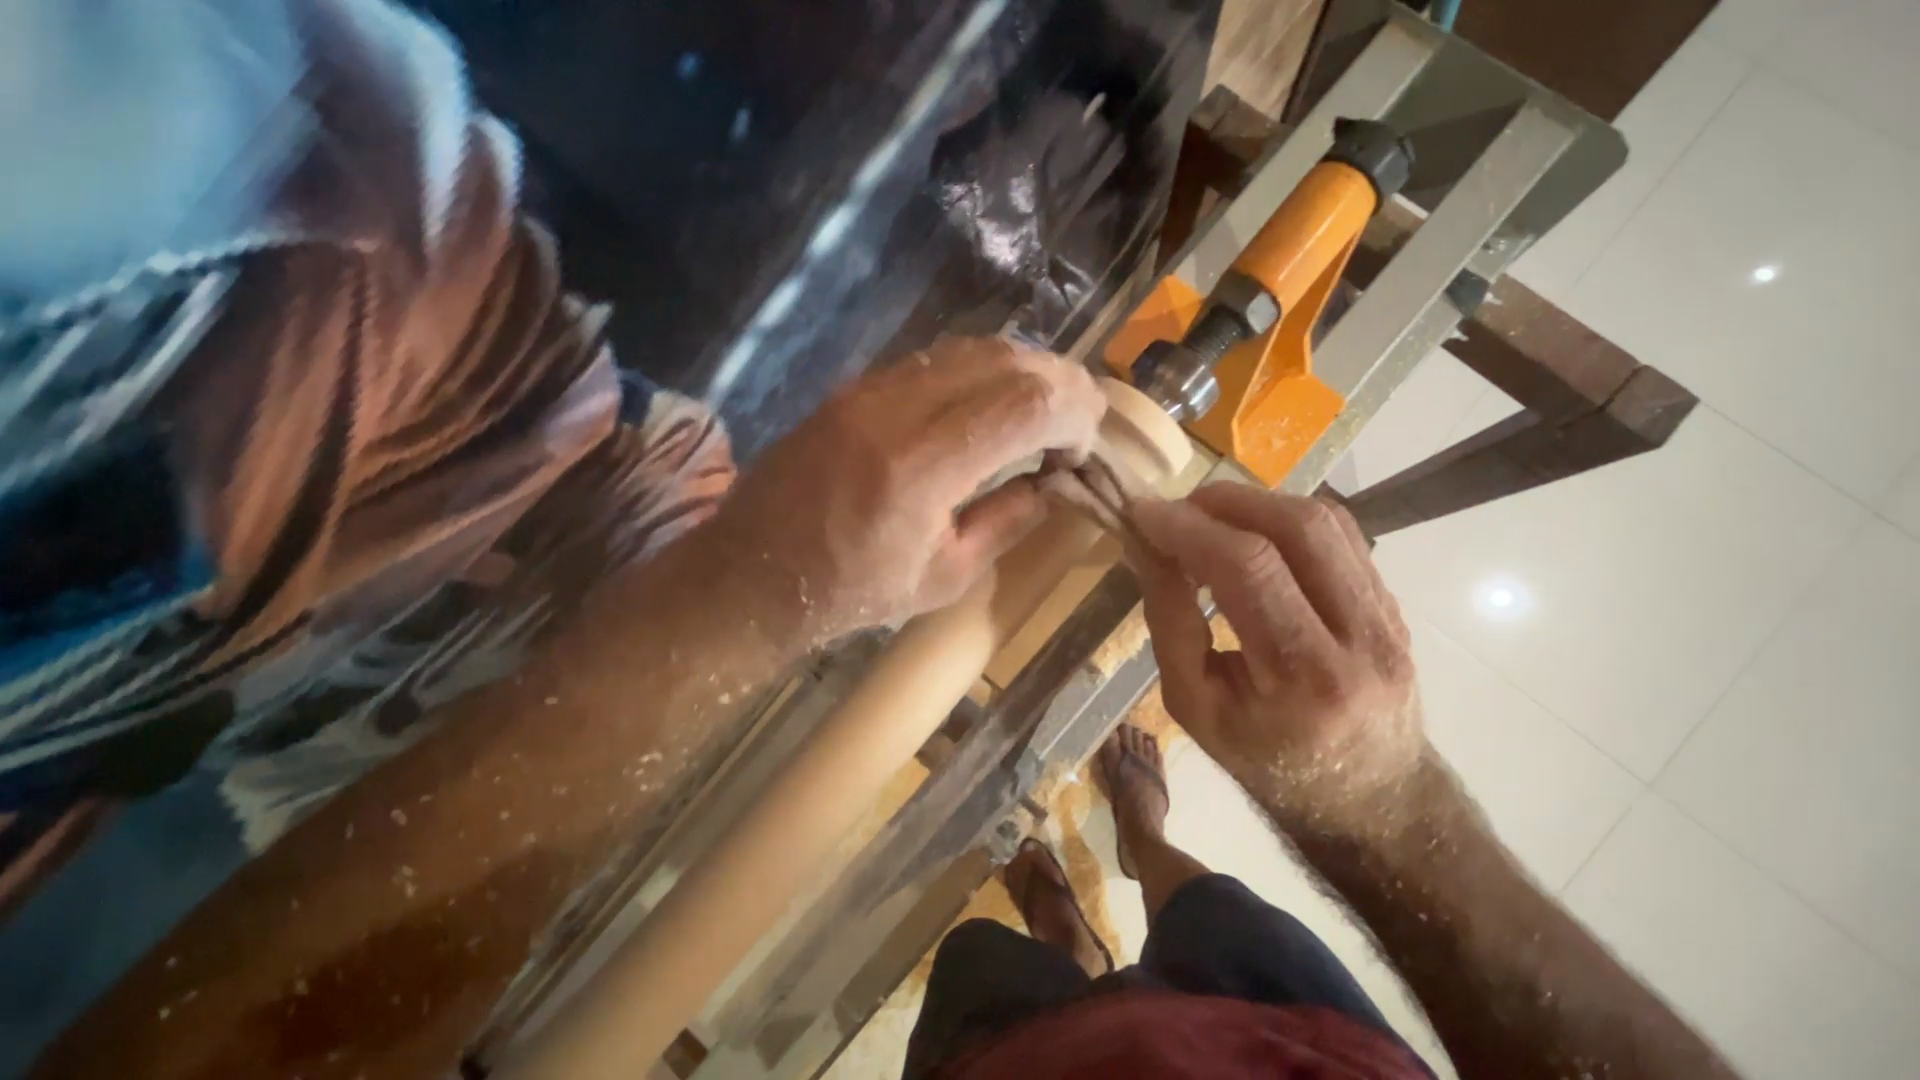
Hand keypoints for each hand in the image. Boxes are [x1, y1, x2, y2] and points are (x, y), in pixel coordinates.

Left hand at [710, 336, 1106, 645]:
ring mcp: (869, 390)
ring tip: (1045, 409)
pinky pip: (935, 359)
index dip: (1076, 412)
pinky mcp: (854, 387)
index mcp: (921, 468)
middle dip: (1061, 382)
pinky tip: (990, 403)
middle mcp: (896, 410)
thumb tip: (1054, 483)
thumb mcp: (943, 576)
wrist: (748, 574)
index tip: (1087, 444)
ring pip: (971, 348)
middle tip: (1080, 420)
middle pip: (1006, 360)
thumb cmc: (847, 592)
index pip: (1026, 403)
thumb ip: (1008, 521)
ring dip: (1022, 370)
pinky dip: (979, 371)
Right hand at [1131, 483, 1424, 832]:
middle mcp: (1359, 638)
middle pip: (1299, 529)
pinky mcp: (1394, 604)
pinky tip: (1256, 534)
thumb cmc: (1264, 761)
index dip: (1189, 529)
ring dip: (1259, 504)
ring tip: (1212, 517)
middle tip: (1180, 509)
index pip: (1248, 569)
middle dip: (1227, 502)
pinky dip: (1289, 521)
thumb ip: (1169, 620)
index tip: (1143, 512)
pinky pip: (1343, 537)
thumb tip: (1147, 545)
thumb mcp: (1194, 706)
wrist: (1365, 796)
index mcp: (1302, 678)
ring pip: (1327, 522)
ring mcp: (1388, 617)